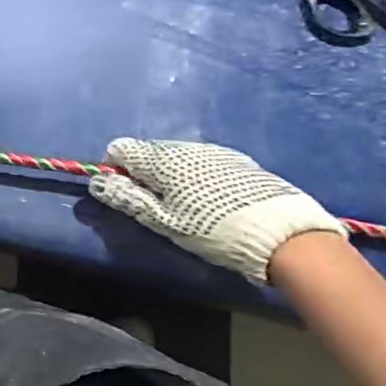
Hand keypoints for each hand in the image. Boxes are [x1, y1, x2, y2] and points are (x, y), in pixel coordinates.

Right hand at [87, 139, 346, 282]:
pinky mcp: (240, 162)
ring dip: (170, 175)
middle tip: (156, 204)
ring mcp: (216, 153)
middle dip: (143, 173)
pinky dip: (195, 176)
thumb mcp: (163, 221)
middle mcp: (187, 148)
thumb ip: (127, 198)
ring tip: (185, 204)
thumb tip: (98, 181)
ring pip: (176, 156)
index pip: (120, 148)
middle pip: (148, 151)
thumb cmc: (213, 230)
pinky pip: (202, 162)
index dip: (116, 169)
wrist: (287, 238)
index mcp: (163, 159)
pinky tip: (210, 199)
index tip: (126, 192)